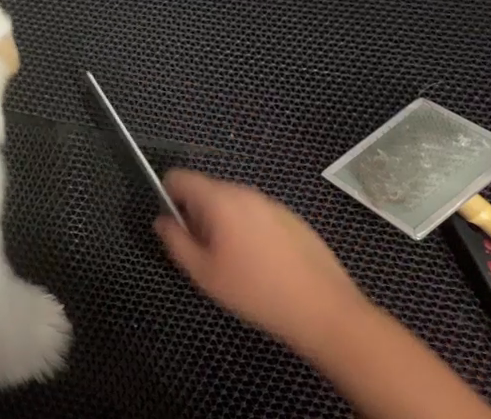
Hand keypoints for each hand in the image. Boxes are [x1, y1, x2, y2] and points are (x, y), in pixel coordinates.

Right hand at [154, 170, 372, 354]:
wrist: (327, 314)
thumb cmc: (256, 292)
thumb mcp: (203, 273)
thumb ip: (174, 240)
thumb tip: (162, 221)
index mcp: (218, 200)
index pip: (178, 177)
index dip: (168, 198)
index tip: (177, 228)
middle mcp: (245, 192)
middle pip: (206, 191)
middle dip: (198, 215)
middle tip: (207, 253)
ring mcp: (273, 205)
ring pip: (233, 204)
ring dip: (225, 223)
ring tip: (238, 263)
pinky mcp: (295, 220)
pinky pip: (259, 216)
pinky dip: (252, 232)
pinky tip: (266, 266)